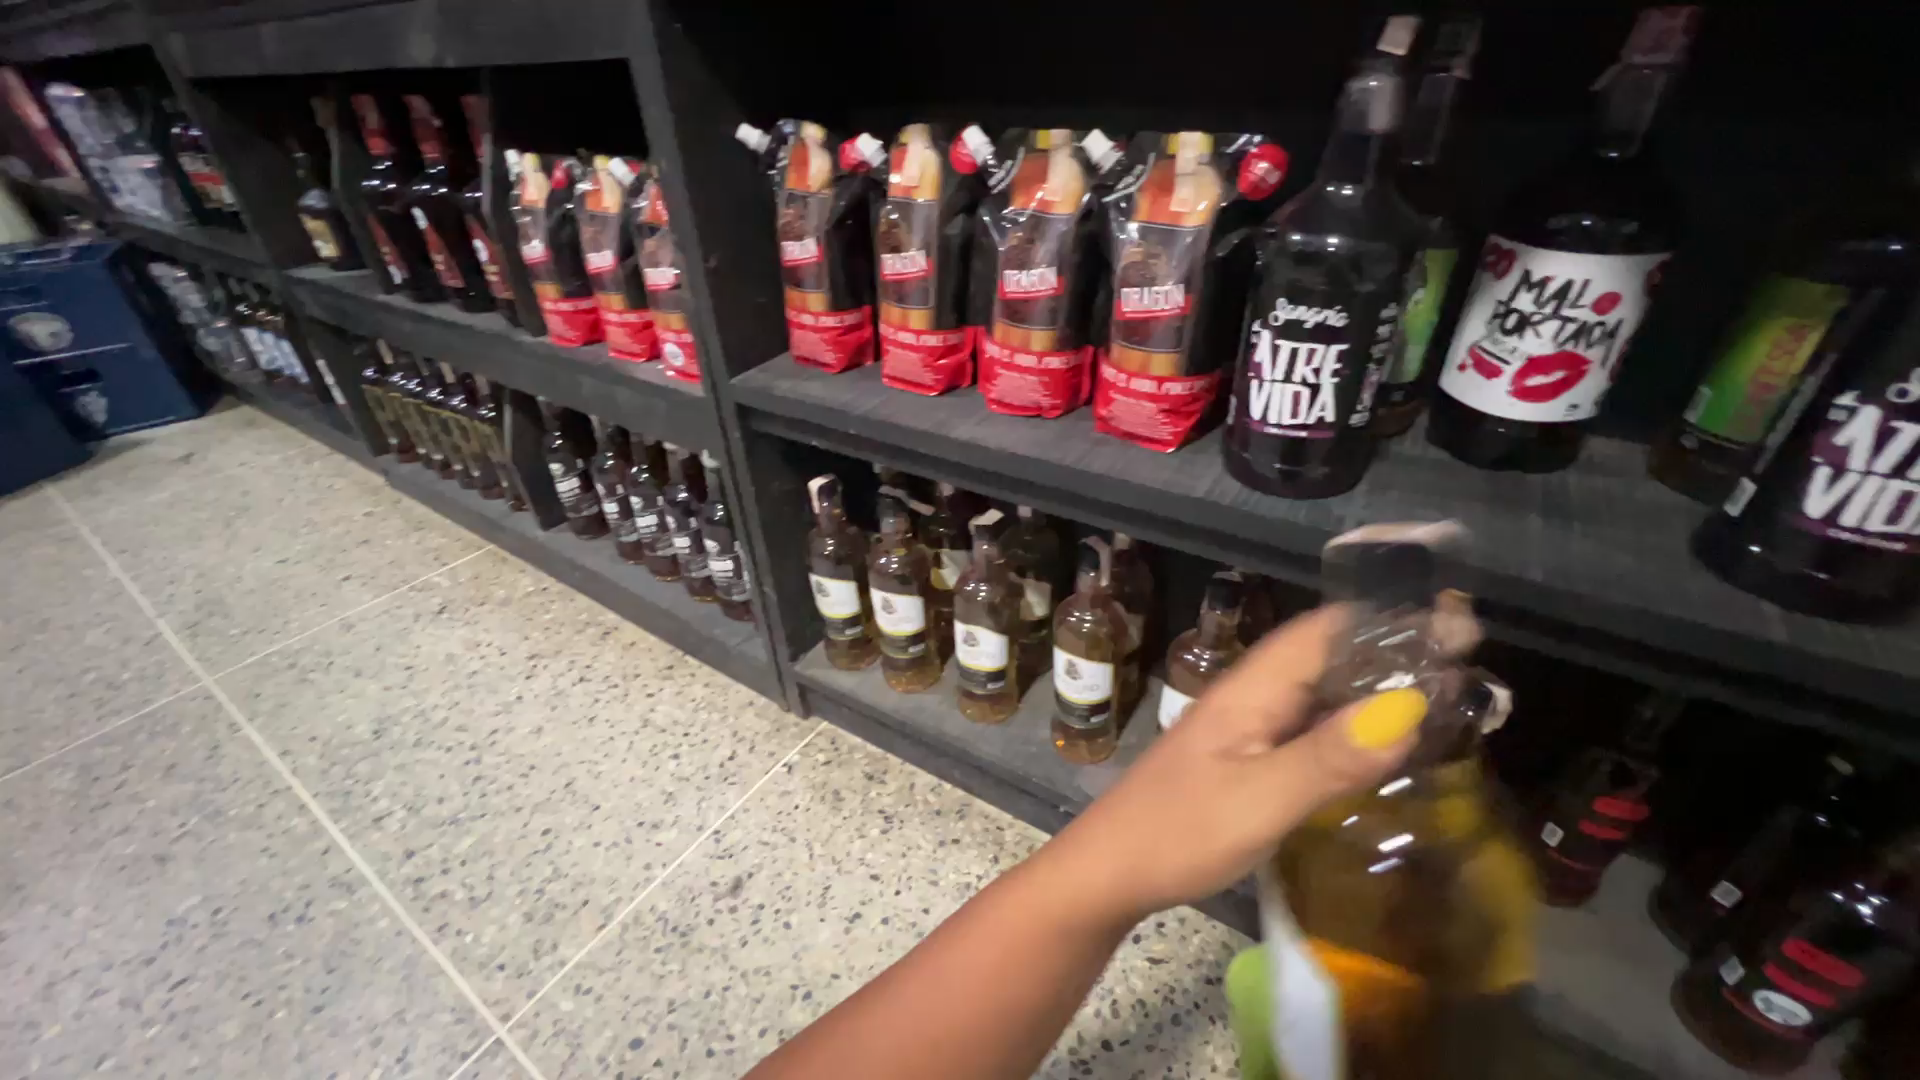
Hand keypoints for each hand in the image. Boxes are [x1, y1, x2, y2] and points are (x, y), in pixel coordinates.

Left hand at [1040, 605, 1430, 924]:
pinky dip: (1347, 727)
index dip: (1382, 621)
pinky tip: (1380, 748)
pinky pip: (1304, 728)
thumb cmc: (1178, 832)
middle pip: (1322, 657)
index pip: (1319, 631)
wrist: (1111, 870)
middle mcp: (1247, 698)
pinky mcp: (1243, 759)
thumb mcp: (1260, 799)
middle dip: (1387, 655)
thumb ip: (1328, 757)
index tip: (1451, 627)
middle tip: (1464, 669)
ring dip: (1370, 690)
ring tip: (1442, 702)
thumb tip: (1407, 706)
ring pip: (1314, 694)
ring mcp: (1243, 729)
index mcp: (1248, 691)